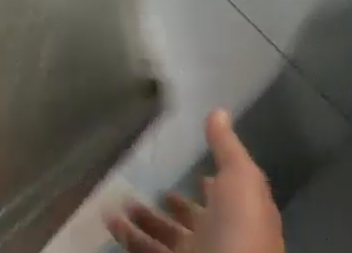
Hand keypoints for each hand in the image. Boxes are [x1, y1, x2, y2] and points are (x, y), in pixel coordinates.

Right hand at [105, 110, 283, 252]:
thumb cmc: (240, 231)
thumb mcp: (242, 181)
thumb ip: (227, 149)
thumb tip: (219, 112)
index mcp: (240, 218)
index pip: (224, 200)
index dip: (211, 187)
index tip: (194, 171)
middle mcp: (219, 239)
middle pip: (193, 221)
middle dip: (173, 204)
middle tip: (152, 185)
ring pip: (164, 236)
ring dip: (143, 219)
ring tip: (121, 200)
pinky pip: (142, 249)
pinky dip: (125, 236)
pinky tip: (109, 219)